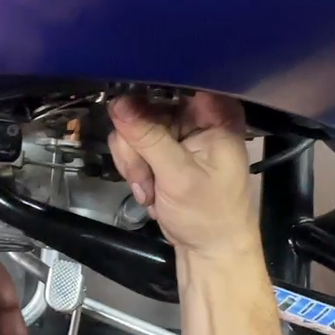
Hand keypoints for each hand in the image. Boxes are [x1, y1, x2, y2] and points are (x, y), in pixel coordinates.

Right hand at [108, 92, 258, 261]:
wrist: (208, 251)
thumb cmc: (210, 215)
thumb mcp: (178, 176)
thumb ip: (148, 138)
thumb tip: (118, 104)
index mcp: (216, 114)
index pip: (176, 82)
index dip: (148, 92)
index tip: (131, 113)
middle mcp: (197, 116)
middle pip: (145, 105)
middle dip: (137, 144)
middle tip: (145, 174)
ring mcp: (177, 133)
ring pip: (131, 126)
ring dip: (134, 163)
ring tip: (151, 189)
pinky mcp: (161, 148)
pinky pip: (131, 144)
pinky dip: (135, 169)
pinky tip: (150, 190)